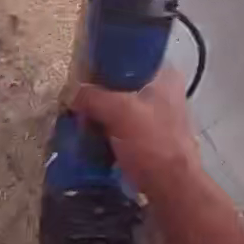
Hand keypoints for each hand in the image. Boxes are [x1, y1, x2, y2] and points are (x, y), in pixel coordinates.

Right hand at [69, 68, 205, 200]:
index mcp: (165, 75)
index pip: (131, 55)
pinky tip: (90, 134)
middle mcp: (164, 90)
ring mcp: (158, 115)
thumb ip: (93, 97)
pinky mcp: (150, 137)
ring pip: (120, 105)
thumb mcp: (119, 112)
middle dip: (98, 91)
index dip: (105, 61)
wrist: (172, 189)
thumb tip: (71, 93)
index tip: (82, 69)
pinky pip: (120, 125)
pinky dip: (106, 129)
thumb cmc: (153, 144)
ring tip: (79, 116)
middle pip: (122, 82)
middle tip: (76, 97)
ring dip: (100, 113)